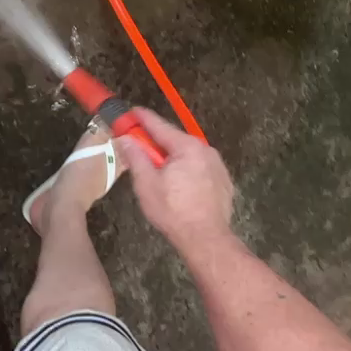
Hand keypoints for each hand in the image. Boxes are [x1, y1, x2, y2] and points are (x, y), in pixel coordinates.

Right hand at [119, 108, 236, 250]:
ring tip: (159, 173)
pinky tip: (179, 187)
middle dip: (156, 143)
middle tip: (139, 148)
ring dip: (172, 158)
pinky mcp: (224, 181)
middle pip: (175, 140)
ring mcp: (218, 166)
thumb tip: (126, 138)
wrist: (206, 239)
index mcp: (187, 147)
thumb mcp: (147, 184)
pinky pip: (200, 169)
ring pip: (188, 155)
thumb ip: (136, 157)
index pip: (160, 125)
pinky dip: (187, 171)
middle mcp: (206, 150)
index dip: (142, 118)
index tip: (131, 111)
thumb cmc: (173, 211)